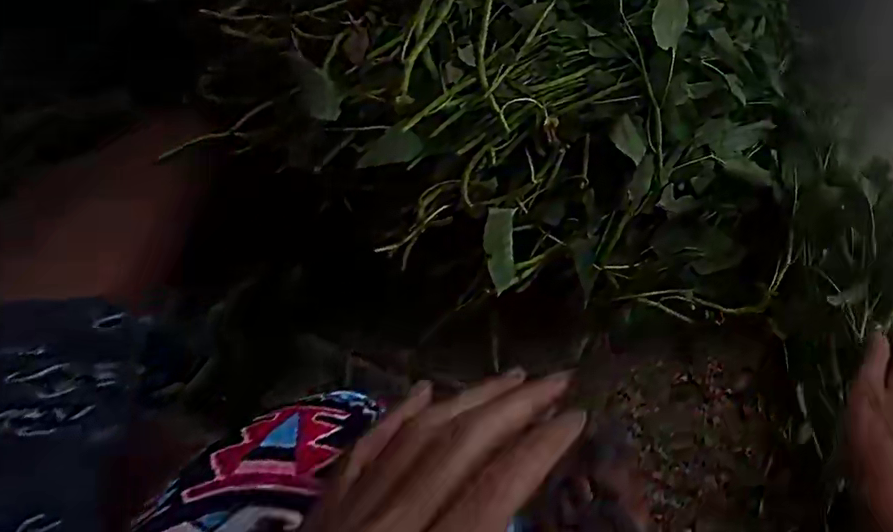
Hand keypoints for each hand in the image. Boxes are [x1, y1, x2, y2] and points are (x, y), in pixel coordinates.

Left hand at [309, 371, 586, 531]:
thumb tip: (542, 519)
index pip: (498, 485)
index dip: (544, 444)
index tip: (579, 417)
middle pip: (462, 446)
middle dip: (520, 405)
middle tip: (561, 379)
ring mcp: (344, 524)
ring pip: (417, 436)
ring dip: (472, 397)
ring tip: (515, 375)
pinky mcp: (313, 525)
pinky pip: (359, 456)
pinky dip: (395, 418)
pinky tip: (424, 390)